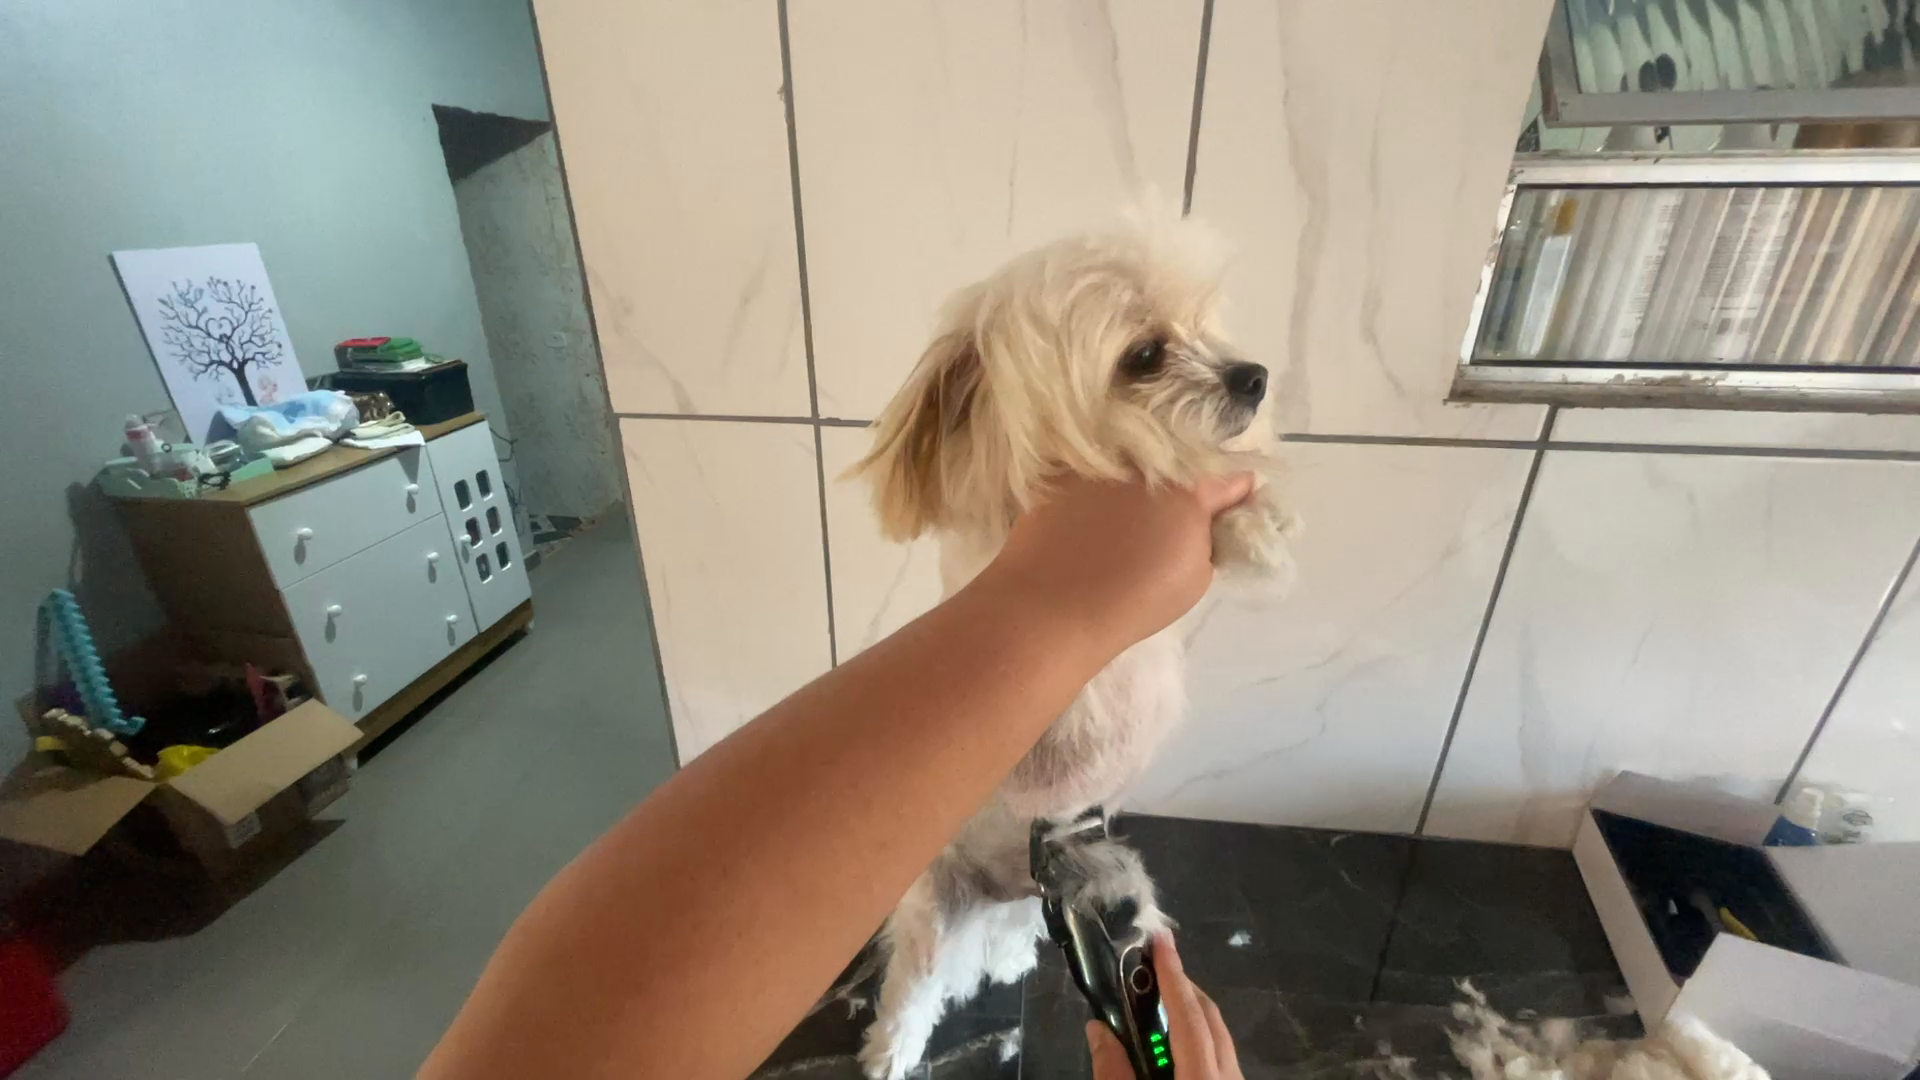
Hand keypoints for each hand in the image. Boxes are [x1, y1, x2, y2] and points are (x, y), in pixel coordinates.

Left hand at [975, 473, 1255, 658]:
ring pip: (1135, 465)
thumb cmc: (1133, 599)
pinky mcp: (1061, 475)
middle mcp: (1145, 461)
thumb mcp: (1196, 575)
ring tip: (1131, 517)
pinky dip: (1101, 487)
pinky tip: (1094, 514)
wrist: (1054, 604)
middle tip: (1176, 518)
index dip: (1235, 494)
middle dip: (1185, 486)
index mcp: (1188, 485)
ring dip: (1142, 482)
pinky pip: (1094, 472)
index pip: (1229, 478)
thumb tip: (1205, 522)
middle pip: (1178, 465)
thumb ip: (1208, 536)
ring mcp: (1100, 464)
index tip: (1232, 507)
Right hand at [1086, 935, 1243, 1079]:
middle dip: (1183, 984)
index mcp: (1201, 1077)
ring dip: (1193, 1011)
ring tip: (1162, 1000)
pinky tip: (1178, 1045)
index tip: (1160, 937)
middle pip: (1209, 1018)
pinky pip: (1223, 1056)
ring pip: (1220, 1036)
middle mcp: (1228, 1077)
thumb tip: (1097, 1029)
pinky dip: (1201, 1036)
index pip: (1187, 1015)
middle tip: (1154, 964)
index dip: (1172, 973)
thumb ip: (1113, 1072)